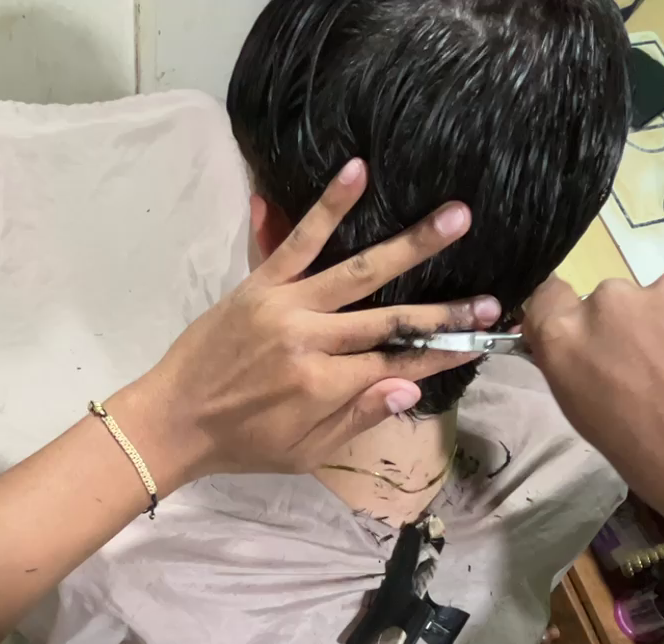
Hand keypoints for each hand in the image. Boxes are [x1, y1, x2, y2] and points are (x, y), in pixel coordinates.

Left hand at [107, 159, 499, 487]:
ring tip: (455, 216)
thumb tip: (411, 388)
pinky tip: (358, 171)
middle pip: (390, 320)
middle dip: (444, 311)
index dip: (440, 353)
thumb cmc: (241, 446)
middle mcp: (311, 341)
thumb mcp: (303, 452)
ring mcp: (285, 306)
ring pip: (358, 272)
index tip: (480, 339)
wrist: (172, 421)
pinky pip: (295, 241)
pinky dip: (327, 206)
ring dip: (409, 245)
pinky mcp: (258, 284)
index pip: (396, 364)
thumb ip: (356, 417)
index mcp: (324, 386)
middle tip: (491, 294)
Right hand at [524, 268, 663, 537]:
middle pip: (614, 298)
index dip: (568, 313)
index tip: (591, 337)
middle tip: (658, 368)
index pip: (549, 296)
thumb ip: (574, 361)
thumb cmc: (645, 454)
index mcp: (566, 334)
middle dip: (632, 324)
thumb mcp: (582, 411)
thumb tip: (584, 339)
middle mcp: (611, 298)